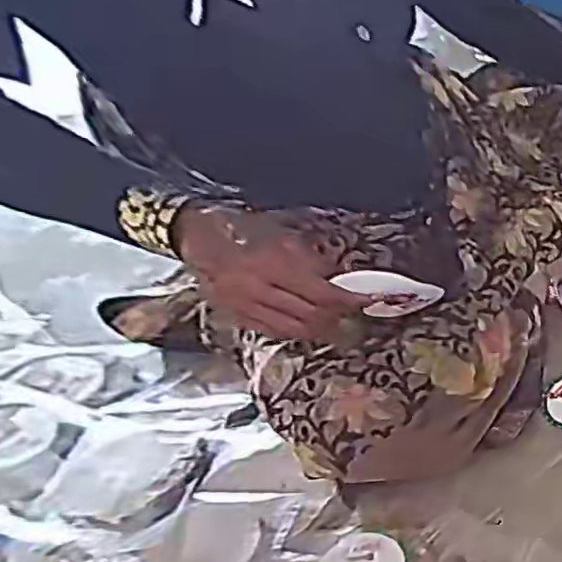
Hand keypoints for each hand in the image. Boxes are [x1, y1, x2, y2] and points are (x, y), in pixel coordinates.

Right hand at [172, 204, 368, 341]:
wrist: (192, 232)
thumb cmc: (245, 229)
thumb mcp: (286, 237)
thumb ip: (316, 262)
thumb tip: (344, 282)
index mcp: (272, 264)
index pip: (325, 294)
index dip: (352, 301)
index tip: (369, 300)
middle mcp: (256, 287)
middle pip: (313, 315)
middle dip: (338, 315)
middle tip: (352, 310)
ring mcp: (242, 304)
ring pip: (296, 329)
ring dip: (321, 327)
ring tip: (334, 319)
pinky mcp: (232, 314)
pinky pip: (274, 332)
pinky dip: (296, 330)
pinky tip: (307, 323)